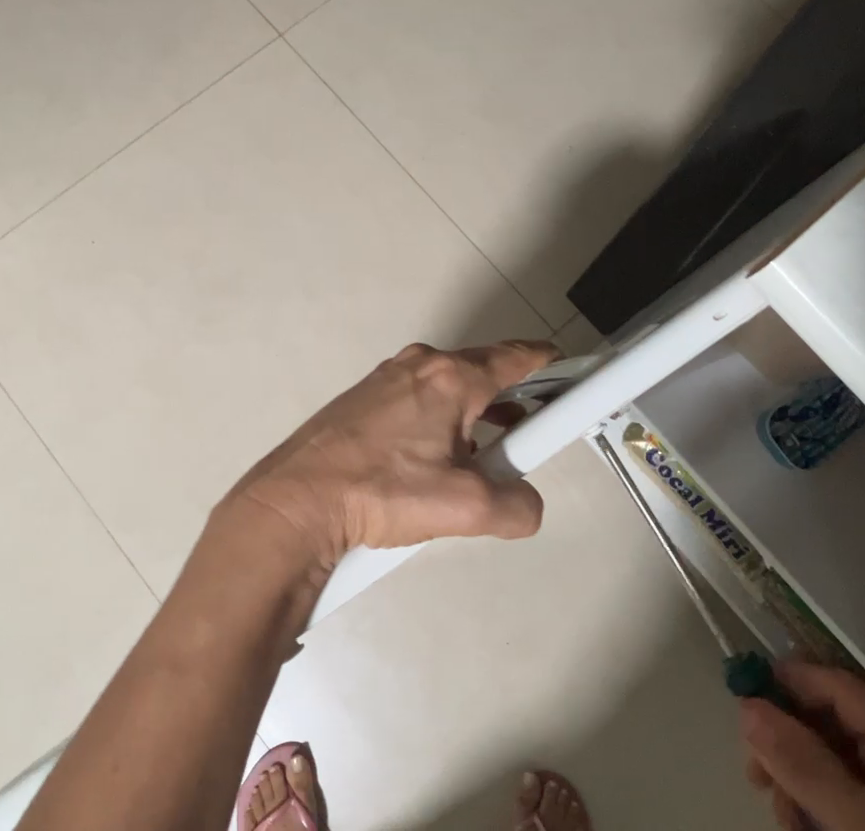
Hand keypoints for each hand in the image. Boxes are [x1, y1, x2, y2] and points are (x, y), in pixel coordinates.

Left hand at [224, 340, 560, 571]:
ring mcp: (385, 379)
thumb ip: (517, 506)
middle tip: (526, 438)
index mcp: (450, 376)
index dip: (551, 365)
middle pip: (483, 372)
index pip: (518, 356)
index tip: (572, 377)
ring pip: (448, 388)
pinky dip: (439, 422)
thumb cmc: (381, 493)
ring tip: (482, 460)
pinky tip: (433, 463)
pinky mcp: (361, 400)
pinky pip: (418, 401)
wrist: (293, 505)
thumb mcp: (465, 509)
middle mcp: (419, 364)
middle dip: (512, 401)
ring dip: (473, 416)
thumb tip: (526, 506)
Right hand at [742, 662, 864, 830]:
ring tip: (789, 822)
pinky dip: (824, 809)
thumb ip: (804, 765)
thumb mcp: (858, 824)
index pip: (841, 688)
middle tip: (756, 779)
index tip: (738, 693)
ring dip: (802, 786)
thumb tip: (747, 705)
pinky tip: (808, 829)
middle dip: (790, 747)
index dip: (787, 682)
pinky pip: (855, 797)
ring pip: (839, 766)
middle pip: (836, 727)